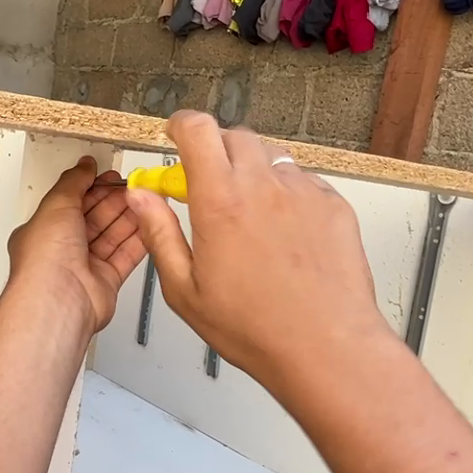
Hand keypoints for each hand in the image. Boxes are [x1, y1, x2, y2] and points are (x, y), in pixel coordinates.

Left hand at [7, 156, 147, 335]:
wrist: (59, 300)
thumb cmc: (45, 260)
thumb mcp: (56, 204)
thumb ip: (73, 181)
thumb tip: (83, 165)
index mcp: (44, 229)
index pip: (72, 201)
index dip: (92, 186)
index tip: (111, 176)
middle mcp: (63, 249)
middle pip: (95, 217)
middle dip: (115, 200)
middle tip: (134, 186)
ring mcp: (84, 266)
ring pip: (113, 235)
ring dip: (129, 217)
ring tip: (146, 200)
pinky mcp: (105, 281)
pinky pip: (126, 255)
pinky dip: (139, 239)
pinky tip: (150, 224)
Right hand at [125, 112, 395, 393]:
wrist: (325, 347)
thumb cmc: (255, 328)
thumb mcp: (185, 289)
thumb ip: (158, 233)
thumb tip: (140, 196)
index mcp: (220, 202)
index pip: (198, 130)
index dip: (182, 125)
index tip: (176, 134)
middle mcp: (263, 186)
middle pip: (235, 136)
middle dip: (216, 150)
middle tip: (209, 184)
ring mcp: (303, 192)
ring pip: (271, 156)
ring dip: (253, 171)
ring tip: (249, 215)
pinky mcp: (333, 205)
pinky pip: (303, 180)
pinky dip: (287, 193)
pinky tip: (283, 232)